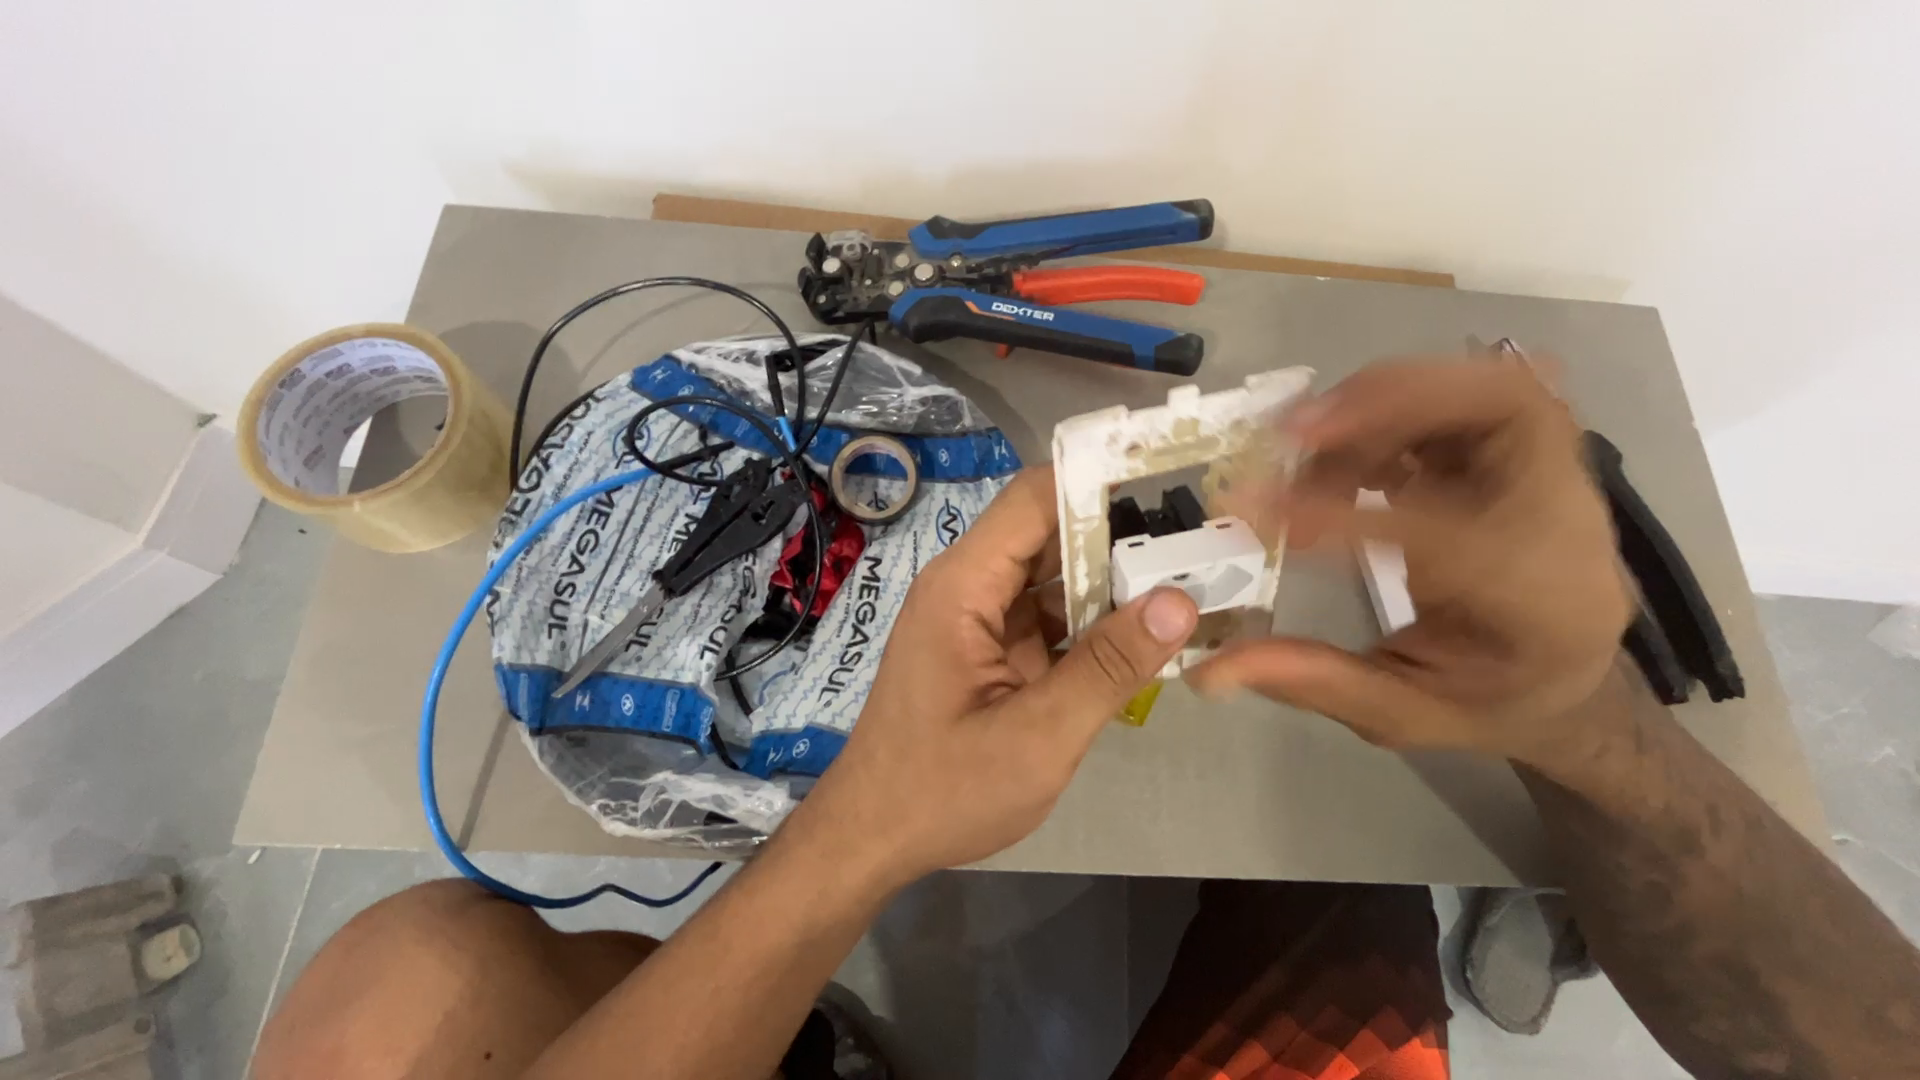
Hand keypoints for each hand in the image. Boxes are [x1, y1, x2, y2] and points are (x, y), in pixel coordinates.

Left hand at [799, 466, 1198, 888]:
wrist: (873, 837)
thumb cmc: (943, 790)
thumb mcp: (1037, 737)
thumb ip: (1107, 667)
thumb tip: (1179, 601)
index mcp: (963, 586)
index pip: (1035, 499)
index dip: (1100, 482)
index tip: (1175, 479)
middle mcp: (966, 587)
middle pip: (1049, 533)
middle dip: (1121, 534)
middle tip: (1204, 540)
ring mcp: (976, 619)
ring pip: (1052, 576)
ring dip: (1112, 580)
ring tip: (1193, 578)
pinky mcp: (987, 651)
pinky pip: (1046, 616)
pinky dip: (1091, 622)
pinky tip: (1146, 633)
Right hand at [1186, 360, 1632, 768]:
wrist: (1568, 678)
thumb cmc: (1487, 700)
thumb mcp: (1404, 714)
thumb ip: (1317, 682)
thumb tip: (1212, 667)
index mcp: (1539, 600)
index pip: (1443, 533)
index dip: (1339, 514)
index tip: (1248, 509)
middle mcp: (1562, 519)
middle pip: (1505, 407)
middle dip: (1390, 402)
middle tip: (1293, 430)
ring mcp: (1548, 473)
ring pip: (1478, 386)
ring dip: (1376, 403)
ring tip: (1298, 445)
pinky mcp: (1516, 452)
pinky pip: (1457, 397)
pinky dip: (1383, 410)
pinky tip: (1331, 453)